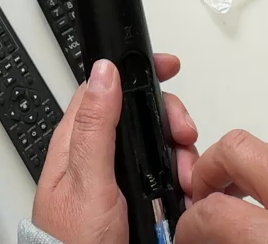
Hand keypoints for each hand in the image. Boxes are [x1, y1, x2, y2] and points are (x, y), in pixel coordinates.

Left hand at [30, 55, 199, 243]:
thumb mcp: (86, 181)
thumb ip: (95, 127)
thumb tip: (104, 71)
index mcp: (78, 140)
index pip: (108, 85)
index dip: (138, 71)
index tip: (169, 66)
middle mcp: (99, 155)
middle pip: (139, 113)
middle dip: (168, 118)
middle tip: (185, 134)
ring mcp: (119, 178)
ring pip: (156, 145)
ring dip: (179, 151)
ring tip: (187, 175)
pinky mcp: (138, 201)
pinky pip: (164, 176)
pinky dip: (181, 178)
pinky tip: (189, 189)